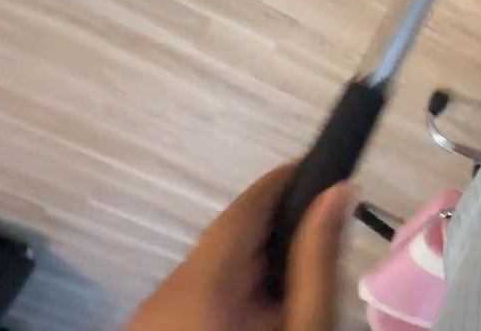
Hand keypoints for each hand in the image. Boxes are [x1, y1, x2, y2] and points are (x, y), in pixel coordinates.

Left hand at [127, 164, 352, 330]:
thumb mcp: (308, 329)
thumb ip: (320, 257)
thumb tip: (339, 189)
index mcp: (200, 290)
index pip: (243, 208)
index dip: (284, 179)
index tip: (325, 165)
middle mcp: (158, 300)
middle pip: (226, 238)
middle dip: (275, 230)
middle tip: (322, 241)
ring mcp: (142, 324)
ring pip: (207, 268)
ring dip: (250, 264)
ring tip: (290, 290)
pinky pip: (189, 298)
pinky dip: (224, 294)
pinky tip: (252, 319)